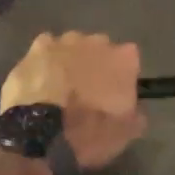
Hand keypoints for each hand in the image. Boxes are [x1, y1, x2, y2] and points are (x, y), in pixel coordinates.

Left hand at [0, 32, 147, 168]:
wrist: (41, 133)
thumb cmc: (89, 134)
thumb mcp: (125, 134)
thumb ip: (135, 114)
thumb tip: (135, 109)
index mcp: (123, 58)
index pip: (130, 59)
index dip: (122, 77)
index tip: (115, 95)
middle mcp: (97, 40)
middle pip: (100, 48)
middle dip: (95, 65)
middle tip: (87, 92)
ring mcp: (66, 40)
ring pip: (72, 46)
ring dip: (70, 61)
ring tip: (60, 88)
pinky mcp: (38, 47)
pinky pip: (46, 50)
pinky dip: (45, 62)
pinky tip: (40, 80)